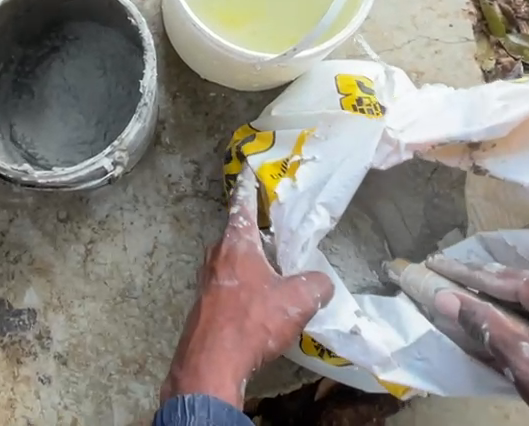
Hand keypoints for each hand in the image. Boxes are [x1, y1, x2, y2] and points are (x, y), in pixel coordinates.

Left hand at [161, 174, 335, 407]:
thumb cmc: (251, 319)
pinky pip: (228, 280)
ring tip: (274, 272)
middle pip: (239, 232)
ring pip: (233, 258)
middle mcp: (217, 251)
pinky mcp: (206, 298)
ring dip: (251, 262)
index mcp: (237, 241)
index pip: (243, 204)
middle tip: (278, 234)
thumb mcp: (296, 302)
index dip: (248, 187)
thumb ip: (316, 285)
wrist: (212, 358)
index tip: (247, 170)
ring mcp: (208, 275)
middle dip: (258, 233)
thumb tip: (323, 282)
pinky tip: (258, 301)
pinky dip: (244, 283)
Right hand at [424, 258, 528, 425]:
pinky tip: (496, 320)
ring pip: (525, 301)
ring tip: (460, 293)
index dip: (458, 273)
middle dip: (475, 282)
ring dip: (493, 300)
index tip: (430, 262)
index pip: (494, 278)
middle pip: (510, 284)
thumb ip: (485, 327)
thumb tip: (442, 297)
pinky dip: (514, 316)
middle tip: (439, 272)